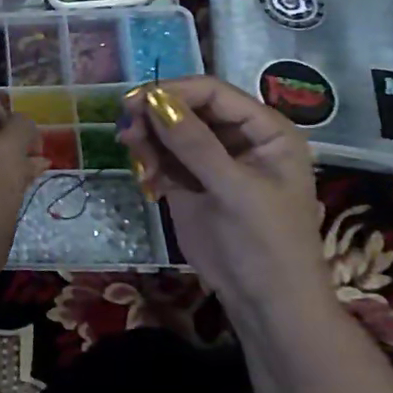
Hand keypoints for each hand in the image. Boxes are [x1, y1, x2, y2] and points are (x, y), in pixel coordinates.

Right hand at [118, 77, 328, 309]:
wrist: (264, 300)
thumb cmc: (266, 242)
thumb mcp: (234, 190)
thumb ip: (194, 144)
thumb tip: (154, 100)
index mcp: (265, 131)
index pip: (214, 94)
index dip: (175, 92)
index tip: (134, 102)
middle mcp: (238, 139)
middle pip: (187, 109)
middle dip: (155, 117)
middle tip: (126, 132)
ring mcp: (210, 161)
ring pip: (168, 133)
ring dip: (147, 140)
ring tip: (137, 161)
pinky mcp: (188, 183)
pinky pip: (161, 158)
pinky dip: (147, 163)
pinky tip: (145, 180)